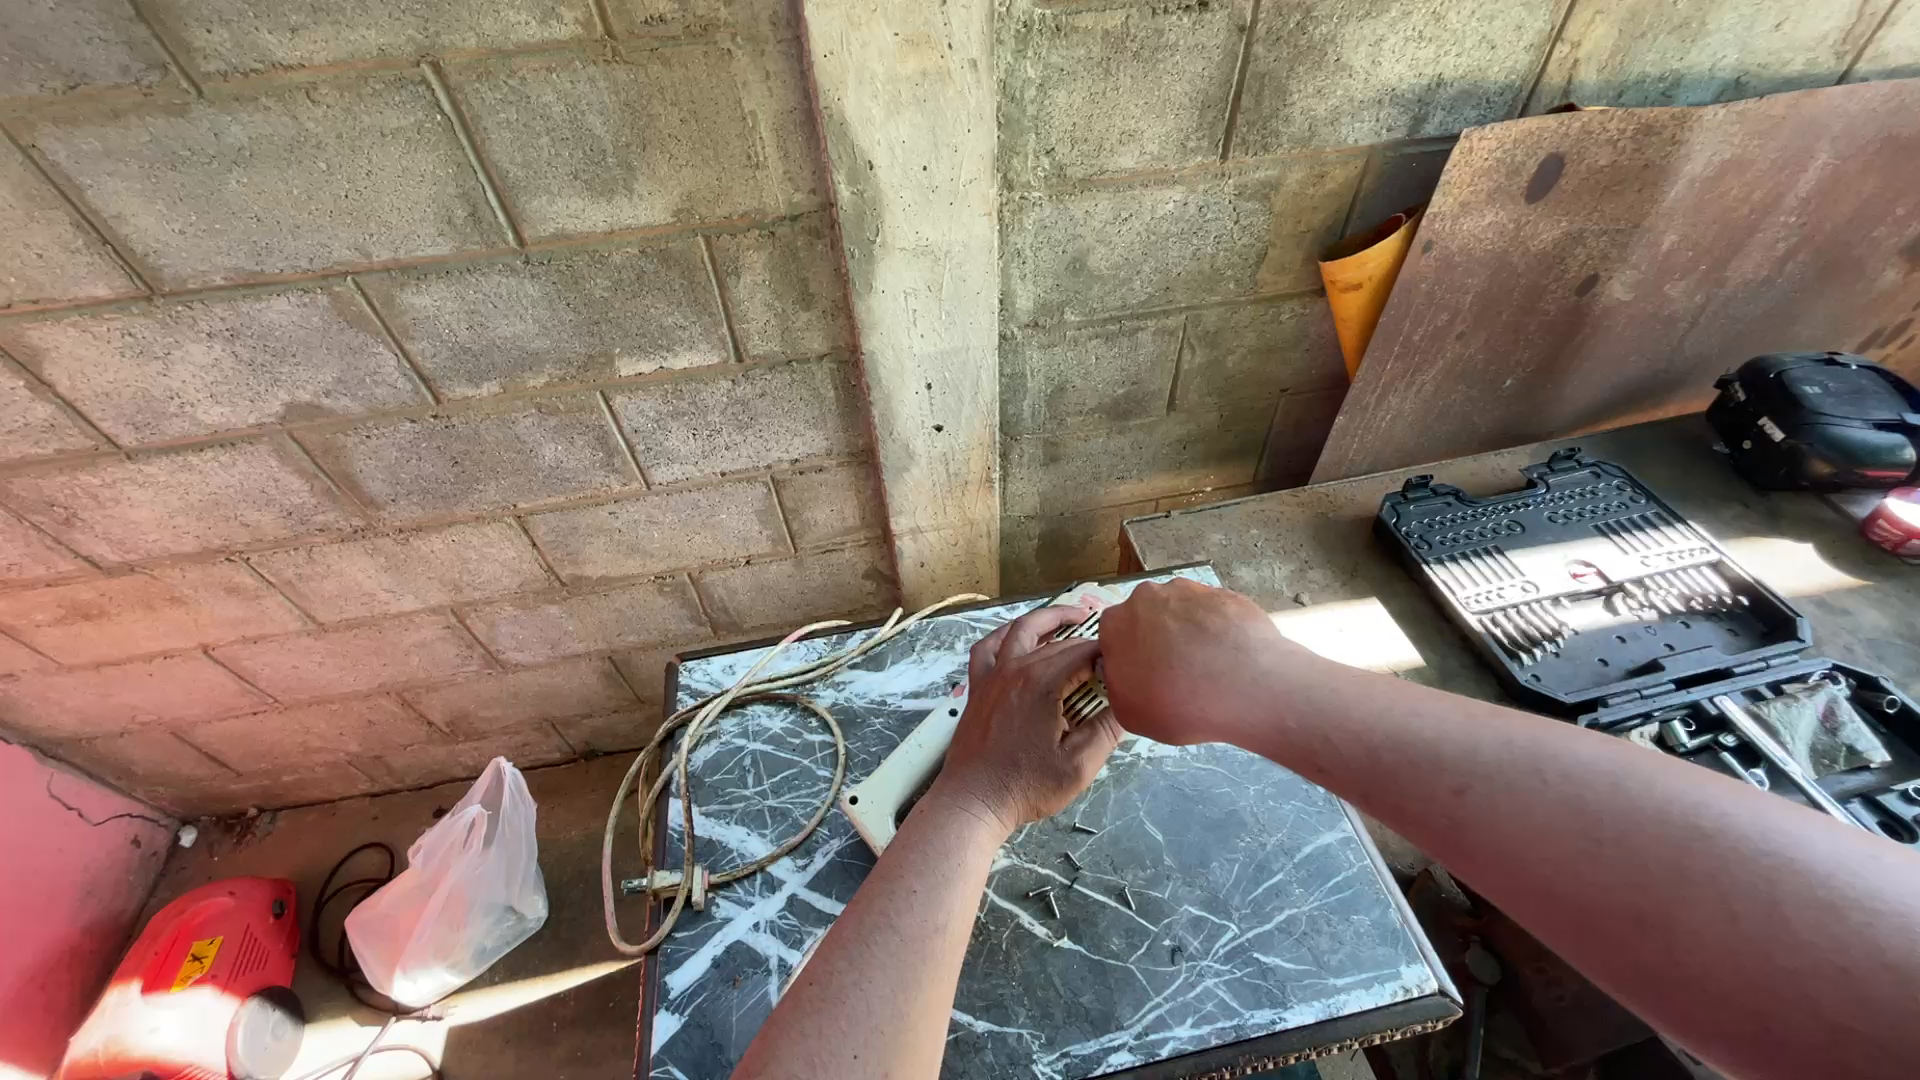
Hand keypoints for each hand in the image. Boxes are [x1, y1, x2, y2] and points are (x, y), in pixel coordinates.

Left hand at [928, 603, 1124, 835]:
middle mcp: (1014, 669)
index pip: (1083, 652)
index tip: (1125, 662)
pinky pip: (988, 647)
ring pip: (1021, 631)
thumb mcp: (1078, 765)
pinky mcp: (977, 687)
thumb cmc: (1025, 786)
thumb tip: (1129, 704)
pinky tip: (1017, 636)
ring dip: (1048, 620)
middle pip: (1058, 643)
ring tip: (1073, 616)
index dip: (1107, 653)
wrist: (973, 801)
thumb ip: (1107, 730)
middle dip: (1086, 640)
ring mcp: (991, 675)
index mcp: (1041, 683)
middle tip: (1109, 648)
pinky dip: (1005, 634)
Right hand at [1099, 578, 1315, 745]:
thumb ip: (1119, 686)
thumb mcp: (1129, 713)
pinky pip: (1215, 613)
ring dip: (1189, 632)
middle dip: (1158, 639)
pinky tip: (1231, 657)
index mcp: (1115, 622)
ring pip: (1182, 611)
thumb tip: (1128, 675)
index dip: (1130, 657)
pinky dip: (1219, 630)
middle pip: (1147, 617)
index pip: (1115, 635)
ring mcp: (1190, 590)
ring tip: (1209, 665)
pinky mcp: (1225, 594)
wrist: (1245, 688)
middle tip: (1177, 672)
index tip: (1145, 677)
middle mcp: (1147, 596)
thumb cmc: (1177, 703)